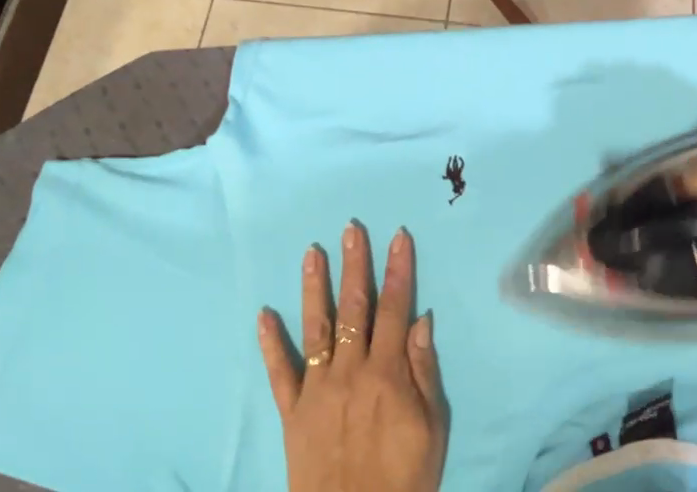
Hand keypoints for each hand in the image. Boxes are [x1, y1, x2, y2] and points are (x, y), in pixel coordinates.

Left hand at [258, 224, 446, 491]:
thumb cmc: (405, 477)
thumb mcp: (432, 428)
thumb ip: (423, 371)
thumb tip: (421, 318)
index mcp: (387, 373)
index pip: (394, 309)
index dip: (398, 271)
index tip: (398, 237)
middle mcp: (350, 371)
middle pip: (354, 308)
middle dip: (355, 266)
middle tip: (351, 229)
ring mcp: (317, 389)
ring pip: (316, 328)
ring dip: (314, 288)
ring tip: (312, 252)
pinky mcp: (293, 412)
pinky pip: (280, 373)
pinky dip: (271, 343)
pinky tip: (264, 314)